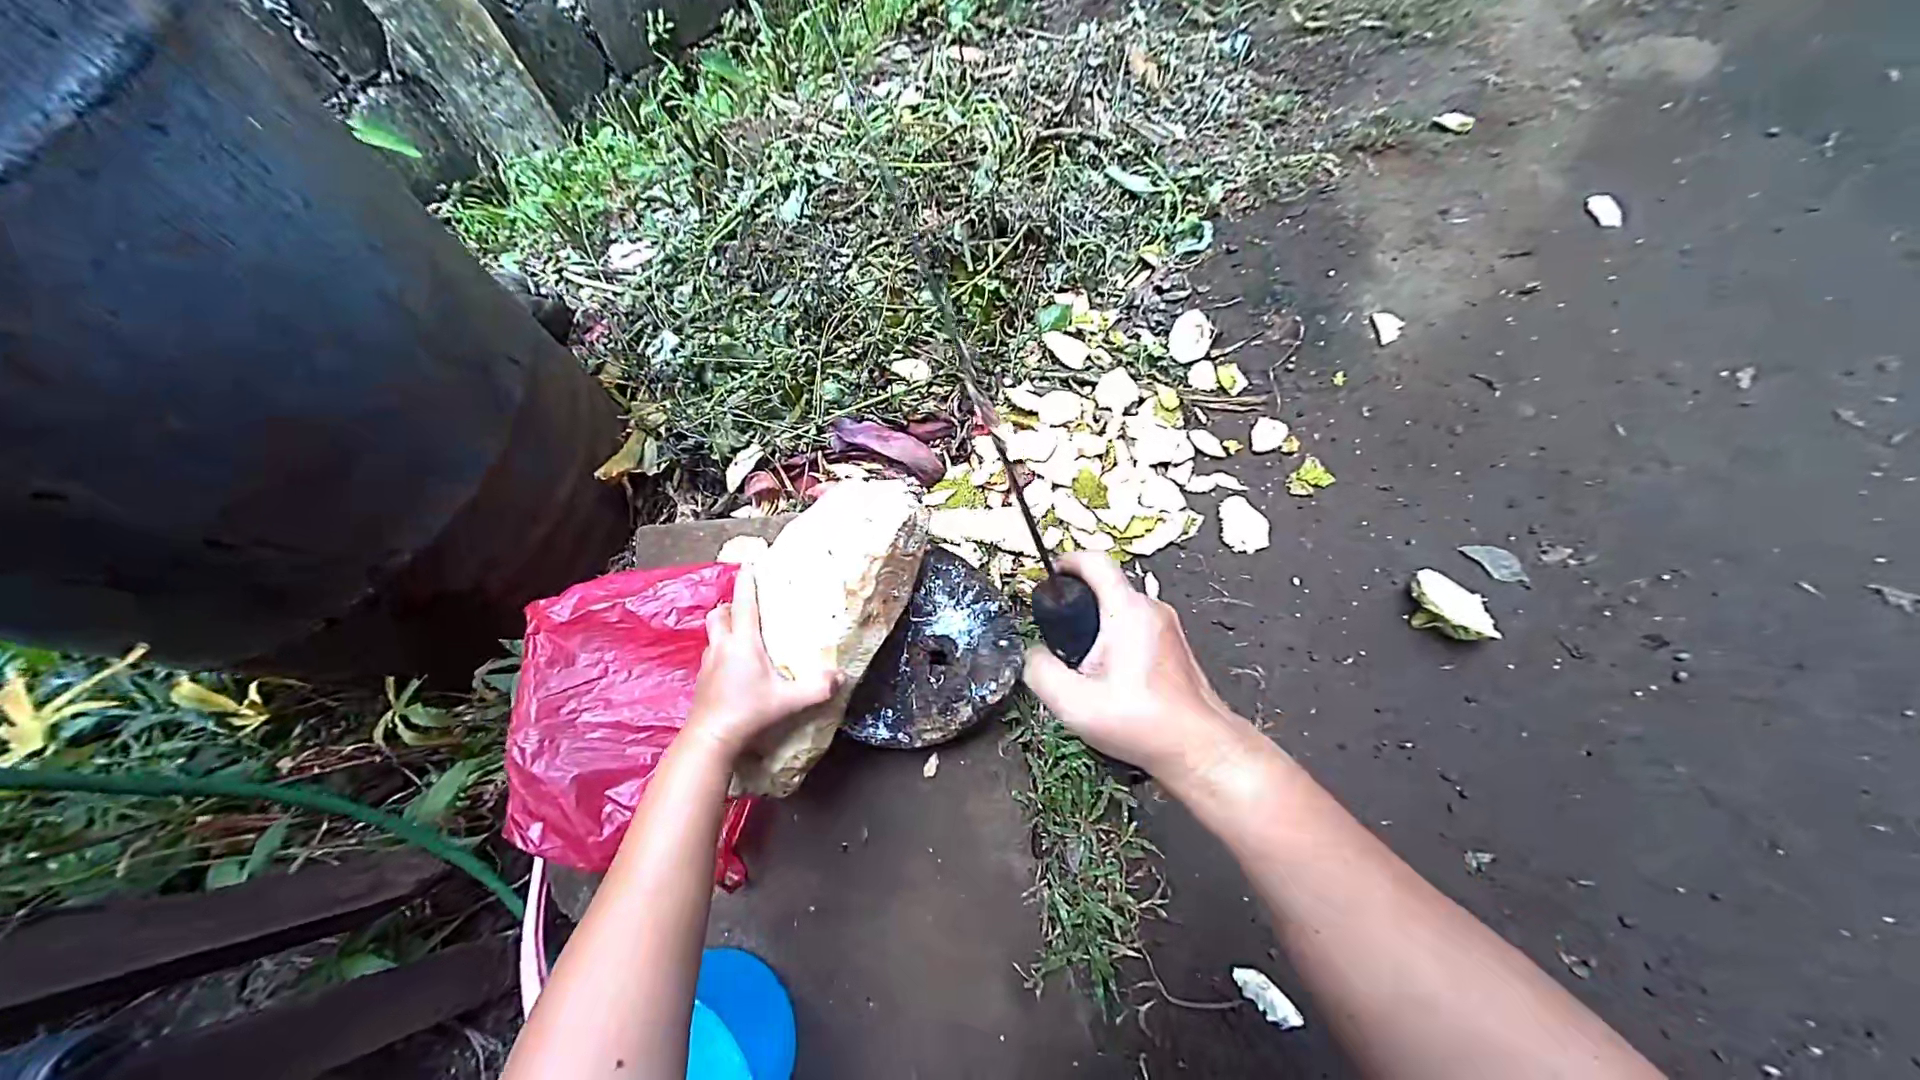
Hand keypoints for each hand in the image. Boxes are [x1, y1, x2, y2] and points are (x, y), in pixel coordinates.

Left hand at [686, 564, 840, 755]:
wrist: (710, 738)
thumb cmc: (748, 712)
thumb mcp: (789, 700)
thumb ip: (817, 688)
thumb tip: (841, 677)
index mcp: (743, 642)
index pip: (745, 602)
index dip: (747, 581)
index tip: (750, 563)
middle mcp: (722, 646)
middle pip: (720, 613)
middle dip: (731, 605)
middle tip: (748, 607)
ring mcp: (708, 662)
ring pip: (712, 633)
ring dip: (724, 627)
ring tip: (742, 633)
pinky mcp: (702, 678)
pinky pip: (711, 653)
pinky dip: (721, 650)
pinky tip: (734, 665)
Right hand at [1023, 553, 1252, 781]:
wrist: (1199, 749)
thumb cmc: (1146, 724)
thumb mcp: (1072, 703)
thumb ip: (1040, 670)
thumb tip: (1032, 654)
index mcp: (1128, 613)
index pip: (1095, 562)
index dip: (1067, 561)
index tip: (1051, 574)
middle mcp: (1152, 612)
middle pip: (1106, 587)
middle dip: (1078, 604)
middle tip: (1061, 634)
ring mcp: (1166, 628)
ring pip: (1120, 611)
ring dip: (1097, 629)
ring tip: (1084, 666)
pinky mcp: (1172, 647)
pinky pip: (1136, 629)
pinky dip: (1116, 643)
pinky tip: (1109, 680)